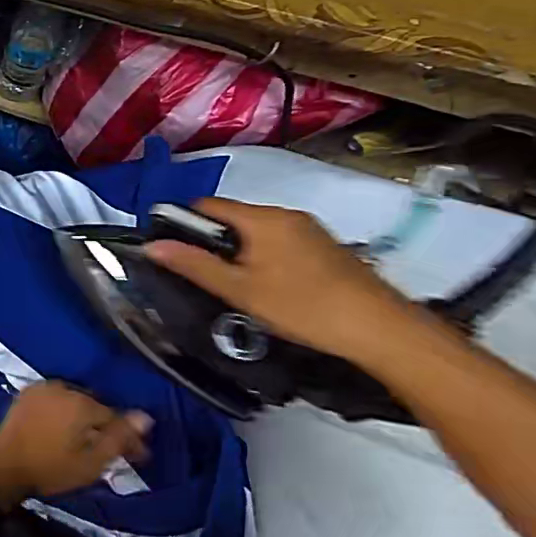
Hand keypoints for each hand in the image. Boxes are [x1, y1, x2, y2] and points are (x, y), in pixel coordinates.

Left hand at [0, 383, 151, 508]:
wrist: (6, 465)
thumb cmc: (52, 468)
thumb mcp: (91, 462)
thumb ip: (119, 439)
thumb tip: (145, 418)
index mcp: (82, 403)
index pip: (115, 417)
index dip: (128, 437)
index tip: (139, 456)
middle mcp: (64, 388)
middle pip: (95, 406)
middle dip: (106, 425)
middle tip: (114, 448)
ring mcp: (43, 387)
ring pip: (75, 400)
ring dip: (85, 416)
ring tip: (89, 437)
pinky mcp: (28, 392)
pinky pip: (56, 397)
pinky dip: (65, 409)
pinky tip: (66, 425)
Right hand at [142, 198, 435, 367]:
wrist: (383, 331)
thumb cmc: (303, 307)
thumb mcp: (240, 290)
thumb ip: (194, 265)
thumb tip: (152, 245)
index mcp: (262, 218)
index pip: (206, 205)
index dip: (185, 224)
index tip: (178, 252)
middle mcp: (286, 214)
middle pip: (232, 217)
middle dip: (214, 240)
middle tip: (210, 276)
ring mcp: (310, 229)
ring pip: (257, 230)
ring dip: (241, 250)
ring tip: (239, 285)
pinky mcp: (327, 247)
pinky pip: (280, 240)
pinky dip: (265, 255)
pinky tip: (272, 287)